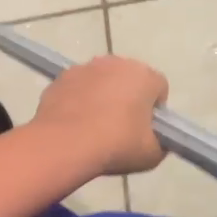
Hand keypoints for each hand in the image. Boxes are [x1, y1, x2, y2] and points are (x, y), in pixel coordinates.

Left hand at [30, 55, 168, 175]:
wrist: (63, 144)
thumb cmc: (116, 144)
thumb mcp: (152, 153)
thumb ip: (159, 140)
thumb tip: (152, 138)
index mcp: (143, 75)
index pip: (158, 89)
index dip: (153, 110)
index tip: (144, 129)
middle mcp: (113, 63)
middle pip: (126, 81)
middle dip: (125, 99)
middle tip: (118, 128)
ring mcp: (82, 68)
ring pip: (98, 82)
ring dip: (98, 97)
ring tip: (91, 127)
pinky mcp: (57, 79)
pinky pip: (74, 89)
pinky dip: (75, 101)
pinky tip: (71, 123)